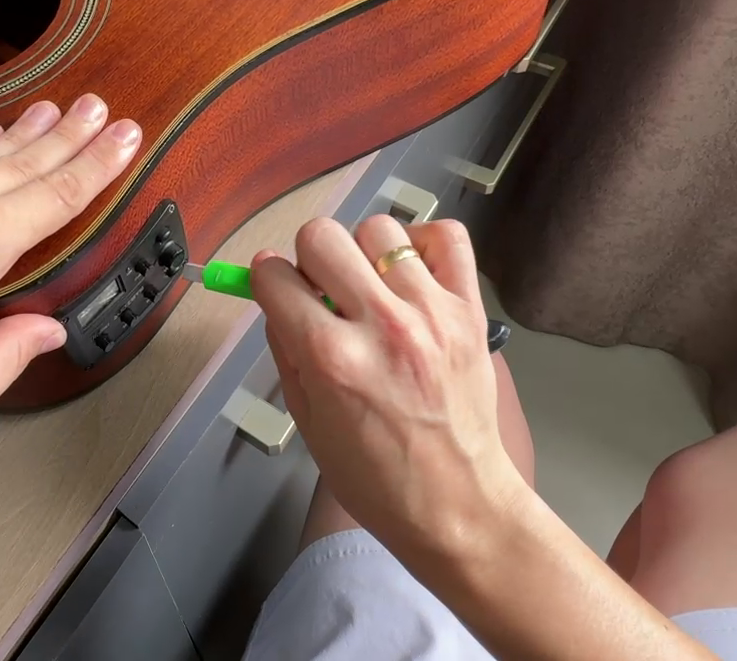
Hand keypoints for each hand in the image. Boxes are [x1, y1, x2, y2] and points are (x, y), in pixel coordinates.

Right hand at [251, 216, 527, 560]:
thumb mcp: (304, 417)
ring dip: (363, 253)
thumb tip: (272, 288)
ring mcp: (431, 313)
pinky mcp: (469, 310)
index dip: (267, 279)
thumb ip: (284, 345)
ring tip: (372, 288)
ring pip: (378, 229)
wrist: (460, 507)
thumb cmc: (374, 475)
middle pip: (321, 236)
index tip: (278, 290)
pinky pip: (446, 237)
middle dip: (308, 258)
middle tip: (323, 290)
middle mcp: (380, 325)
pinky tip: (411, 275)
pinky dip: (422, 244)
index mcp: (330, 358)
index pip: (275, 275)